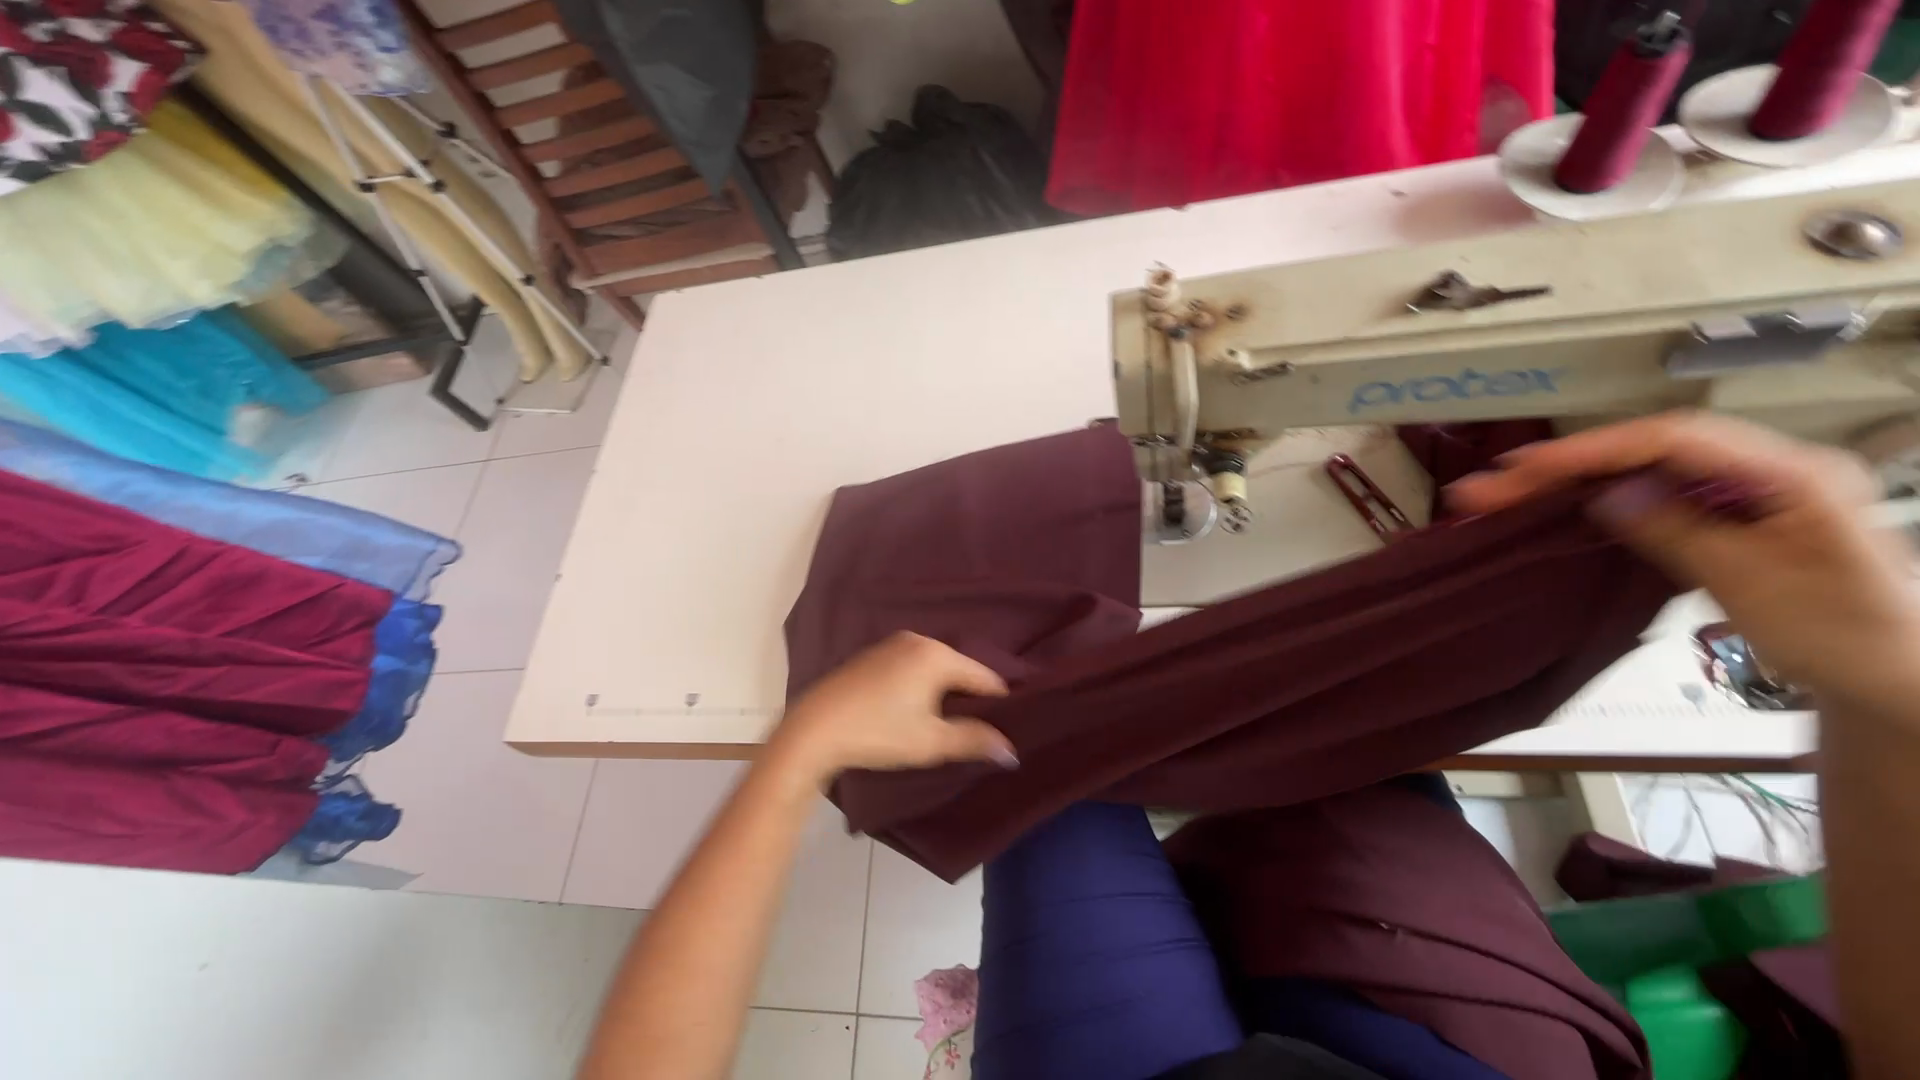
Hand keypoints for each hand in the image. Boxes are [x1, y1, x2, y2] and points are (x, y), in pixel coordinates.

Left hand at [767, 632, 1016, 787]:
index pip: (985, 676)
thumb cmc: (878, 733)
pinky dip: (922, 685)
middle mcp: (918, 640)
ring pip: (935, 668)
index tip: (1009, 726)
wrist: (813, 730)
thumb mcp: (931, 742)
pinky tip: (917, 710)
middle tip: (980, 729)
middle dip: (970, 697)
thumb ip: (974, 741)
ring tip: (950, 723)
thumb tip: (1011, 751)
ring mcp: (892, 645)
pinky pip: (912, 667)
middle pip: (960, 669)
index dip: (999, 703)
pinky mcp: (872, 656)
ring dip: (945, 692)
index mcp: (937, 654)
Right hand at [1448, 412, 1919, 716]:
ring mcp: (1749, 491)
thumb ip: (1683, 533)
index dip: (1593, 450)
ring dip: (1574, 478)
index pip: (1673, 442)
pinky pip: (1656, 493)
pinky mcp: (1732, 515)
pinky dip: (1600, 496)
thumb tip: (1607, 495)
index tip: (1523, 469)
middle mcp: (1767, 468)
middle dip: (1566, 463)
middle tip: (1490, 485)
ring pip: (1646, 469)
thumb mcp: (1759, 587)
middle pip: (1650, 450)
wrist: (1898, 679)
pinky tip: (1561, 504)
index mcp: (1790, 473)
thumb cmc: (1844, 637)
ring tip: (1506, 492)